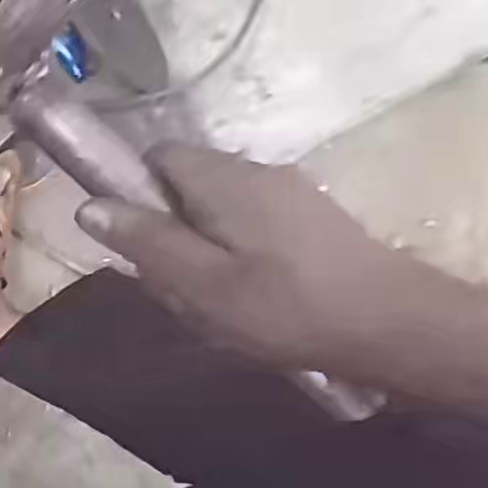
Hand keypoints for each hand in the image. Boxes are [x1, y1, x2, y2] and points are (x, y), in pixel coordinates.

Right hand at [75, 144, 438, 370]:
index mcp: (227, 181)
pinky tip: (239, 296)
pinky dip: (225, 254)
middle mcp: (259, 173)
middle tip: (170, 282)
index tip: (131, 238)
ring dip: (193, 248)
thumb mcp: (197, 282)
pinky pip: (242, 226)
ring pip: (211, 211)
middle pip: (183, 186)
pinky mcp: (307, 220)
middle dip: (163, 229)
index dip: (132, 190)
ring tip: (203, 298)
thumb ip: (144, 240)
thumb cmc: (284, 308)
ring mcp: (288, 195)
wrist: (398, 330)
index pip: (159, 157)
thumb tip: (89, 205)